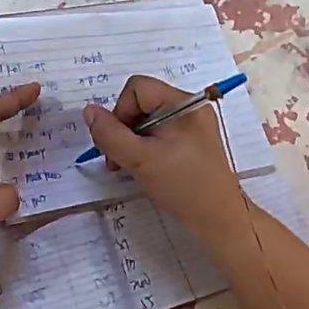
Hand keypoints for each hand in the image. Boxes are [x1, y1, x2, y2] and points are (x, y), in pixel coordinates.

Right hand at [83, 76, 242, 232]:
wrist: (220, 219)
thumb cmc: (182, 185)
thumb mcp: (139, 159)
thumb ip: (109, 134)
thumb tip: (89, 111)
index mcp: (183, 102)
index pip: (137, 88)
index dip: (120, 111)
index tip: (119, 143)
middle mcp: (190, 107)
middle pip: (141, 102)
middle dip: (124, 129)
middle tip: (118, 160)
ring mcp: (193, 124)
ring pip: (148, 119)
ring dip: (132, 141)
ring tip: (128, 167)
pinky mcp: (193, 141)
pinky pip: (160, 132)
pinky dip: (146, 147)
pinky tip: (144, 168)